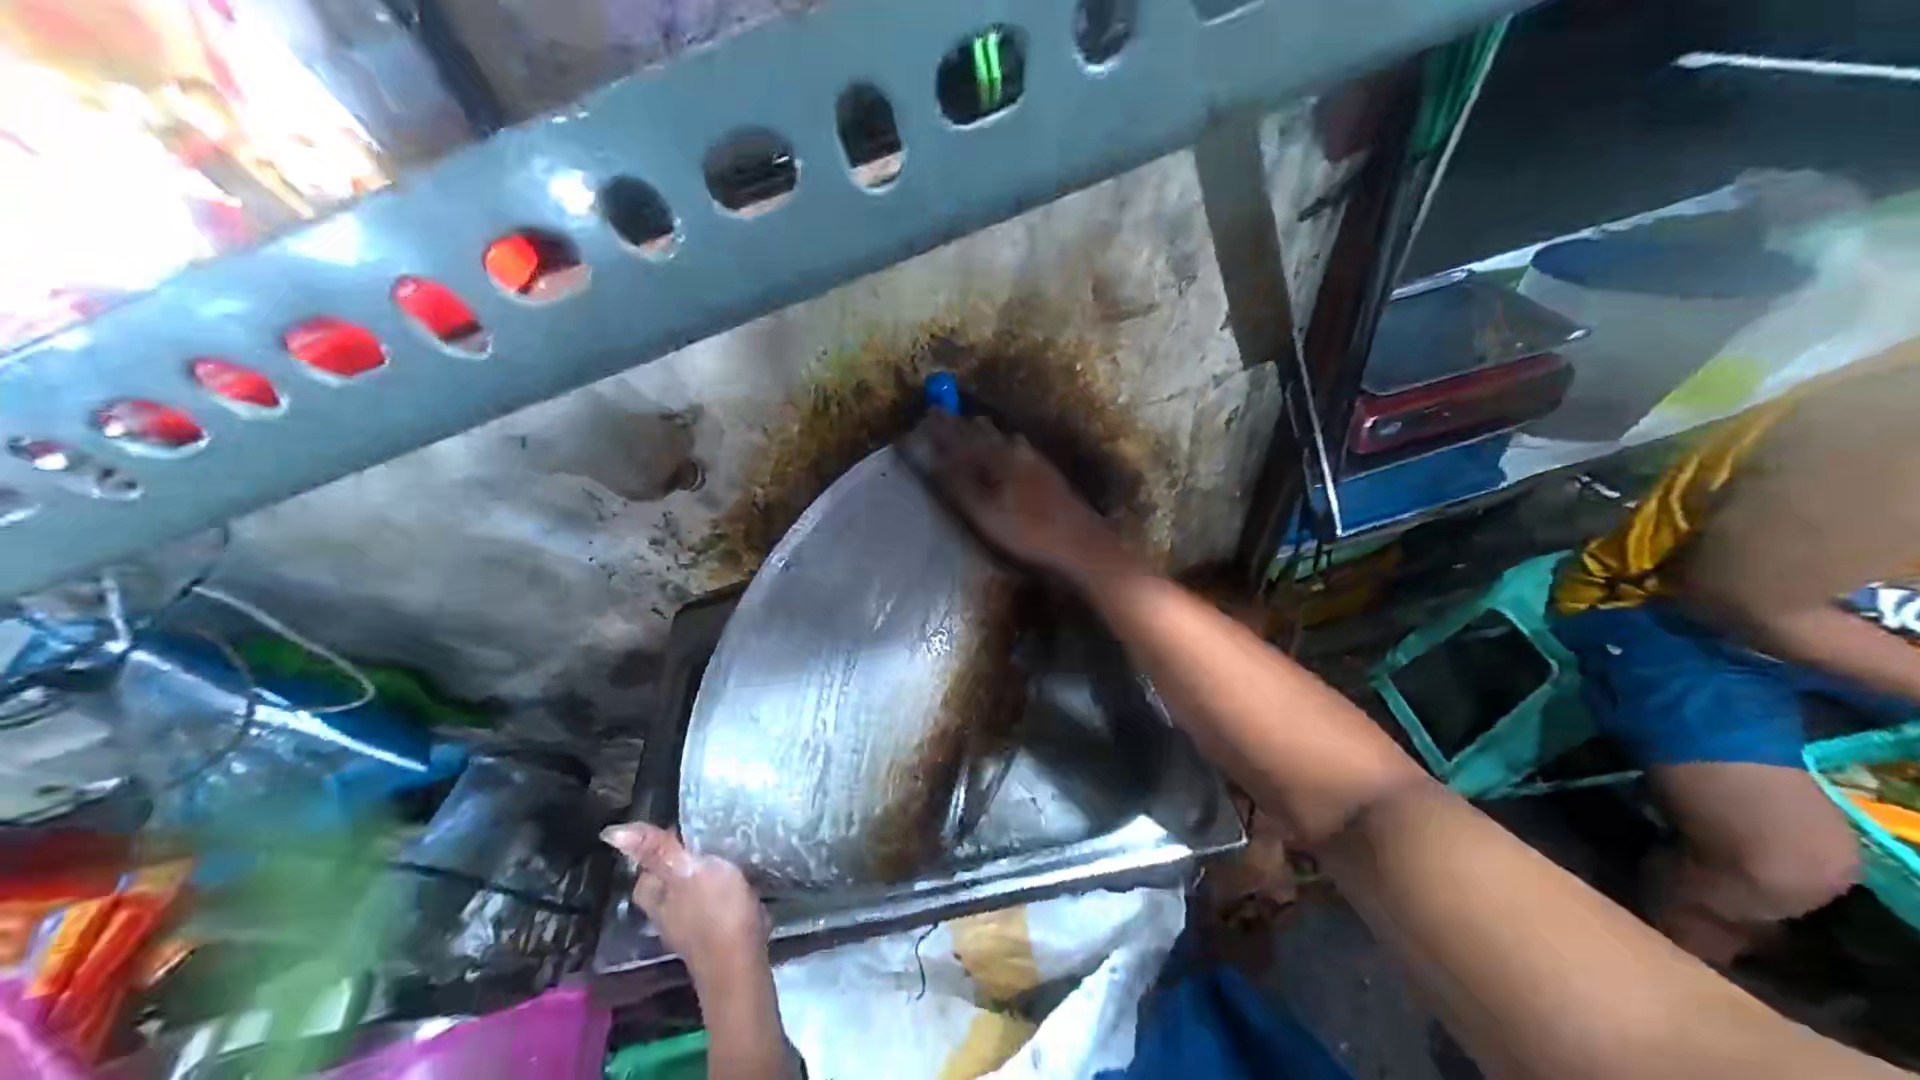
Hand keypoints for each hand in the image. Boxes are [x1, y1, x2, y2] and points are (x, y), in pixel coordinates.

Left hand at [601, 822, 768, 981]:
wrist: (741, 962)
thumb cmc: (715, 911)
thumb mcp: (685, 870)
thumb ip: (656, 850)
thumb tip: (609, 832)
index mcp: (652, 894)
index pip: (653, 856)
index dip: (674, 837)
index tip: (699, 824)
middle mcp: (664, 911)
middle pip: (675, 871)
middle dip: (694, 854)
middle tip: (720, 835)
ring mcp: (689, 924)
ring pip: (696, 885)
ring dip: (712, 870)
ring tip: (735, 852)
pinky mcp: (715, 930)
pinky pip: (717, 899)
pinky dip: (727, 887)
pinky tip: (744, 879)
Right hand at [912, 414, 1142, 588]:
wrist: (1081, 543)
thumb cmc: (1028, 532)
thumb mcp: (985, 514)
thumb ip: (959, 485)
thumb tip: (935, 462)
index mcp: (999, 457)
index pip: (963, 437)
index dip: (944, 428)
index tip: (928, 413)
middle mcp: (1018, 451)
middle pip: (985, 432)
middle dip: (962, 425)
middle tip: (944, 416)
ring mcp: (1036, 460)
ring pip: (1003, 438)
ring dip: (984, 432)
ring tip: (971, 426)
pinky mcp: (1048, 473)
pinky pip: (1016, 448)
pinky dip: (1001, 444)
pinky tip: (1006, 448)